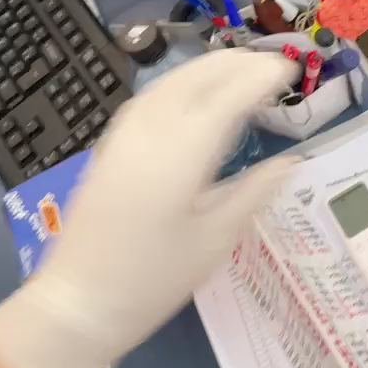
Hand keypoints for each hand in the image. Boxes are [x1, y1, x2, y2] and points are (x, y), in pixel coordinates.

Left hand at [0, 50, 297, 367]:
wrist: (77, 304)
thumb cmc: (153, 280)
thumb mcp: (215, 241)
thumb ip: (254, 193)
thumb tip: (289, 163)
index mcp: (184, 152)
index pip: (229, 96)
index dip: (261, 78)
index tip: (290, 72)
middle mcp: (153, 130)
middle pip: (199, 77)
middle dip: (238, 64)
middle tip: (273, 66)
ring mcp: (126, 134)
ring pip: (172, 81)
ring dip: (210, 67)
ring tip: (242, 68)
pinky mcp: (111, 145)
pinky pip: (152, 95)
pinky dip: (182, 80)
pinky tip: (195, 90)